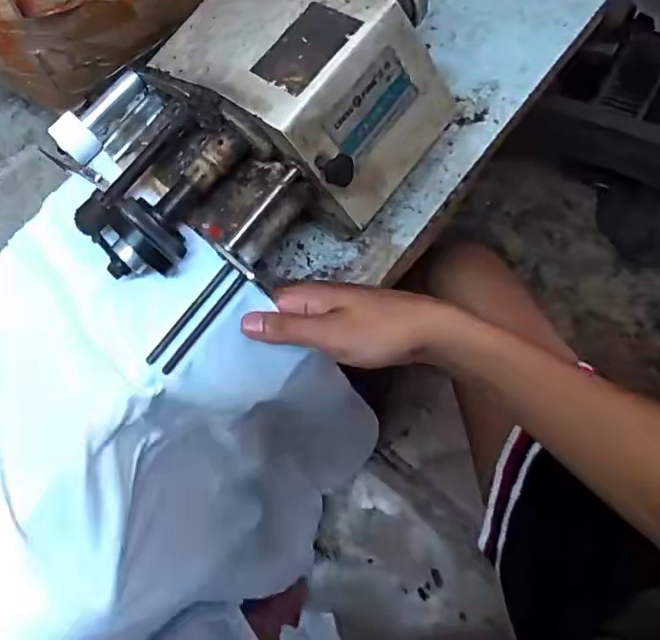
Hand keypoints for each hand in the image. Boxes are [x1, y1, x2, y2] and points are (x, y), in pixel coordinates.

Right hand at [240, 283, 460, 367]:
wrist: (429, 330)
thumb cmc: (377, 332)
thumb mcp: (328, 334)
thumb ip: (288, 328)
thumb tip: (245, 320)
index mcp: (309, 294)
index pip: (267, 301)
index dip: (250, 318)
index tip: (230, 343)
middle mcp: (319, 296)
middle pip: (282, 310)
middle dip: (265, 330)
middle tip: (244, 361)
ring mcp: (337, 308)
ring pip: (301, 321)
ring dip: (286, 338)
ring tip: (266, 365)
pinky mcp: (350, 323)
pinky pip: (318, 329)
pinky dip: (307, 343)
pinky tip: (303, 362)